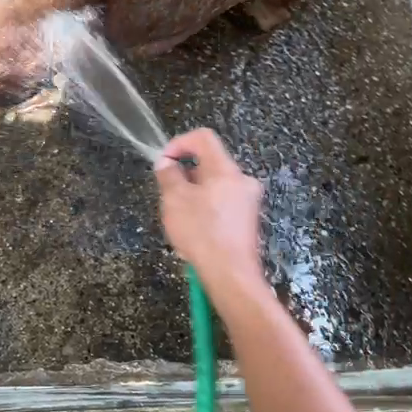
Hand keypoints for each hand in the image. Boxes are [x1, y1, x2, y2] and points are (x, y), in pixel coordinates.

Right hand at [155, 128, 266, 289]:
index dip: (179, 143)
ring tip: (179, 217)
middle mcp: (242, 180)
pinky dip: (205, 207)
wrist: (230, 273)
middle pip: (209, 163)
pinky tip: (195, 230)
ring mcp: (248, 200)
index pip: (203, 138)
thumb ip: (168, 175)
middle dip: (184, 174)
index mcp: (225, 170)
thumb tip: (166, 163)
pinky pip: (222, 202)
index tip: (163, 162)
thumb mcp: (175, 200)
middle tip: (168, 194)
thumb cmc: (201, 232)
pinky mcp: (247, 219)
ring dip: (193, 193)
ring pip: (214, 184)